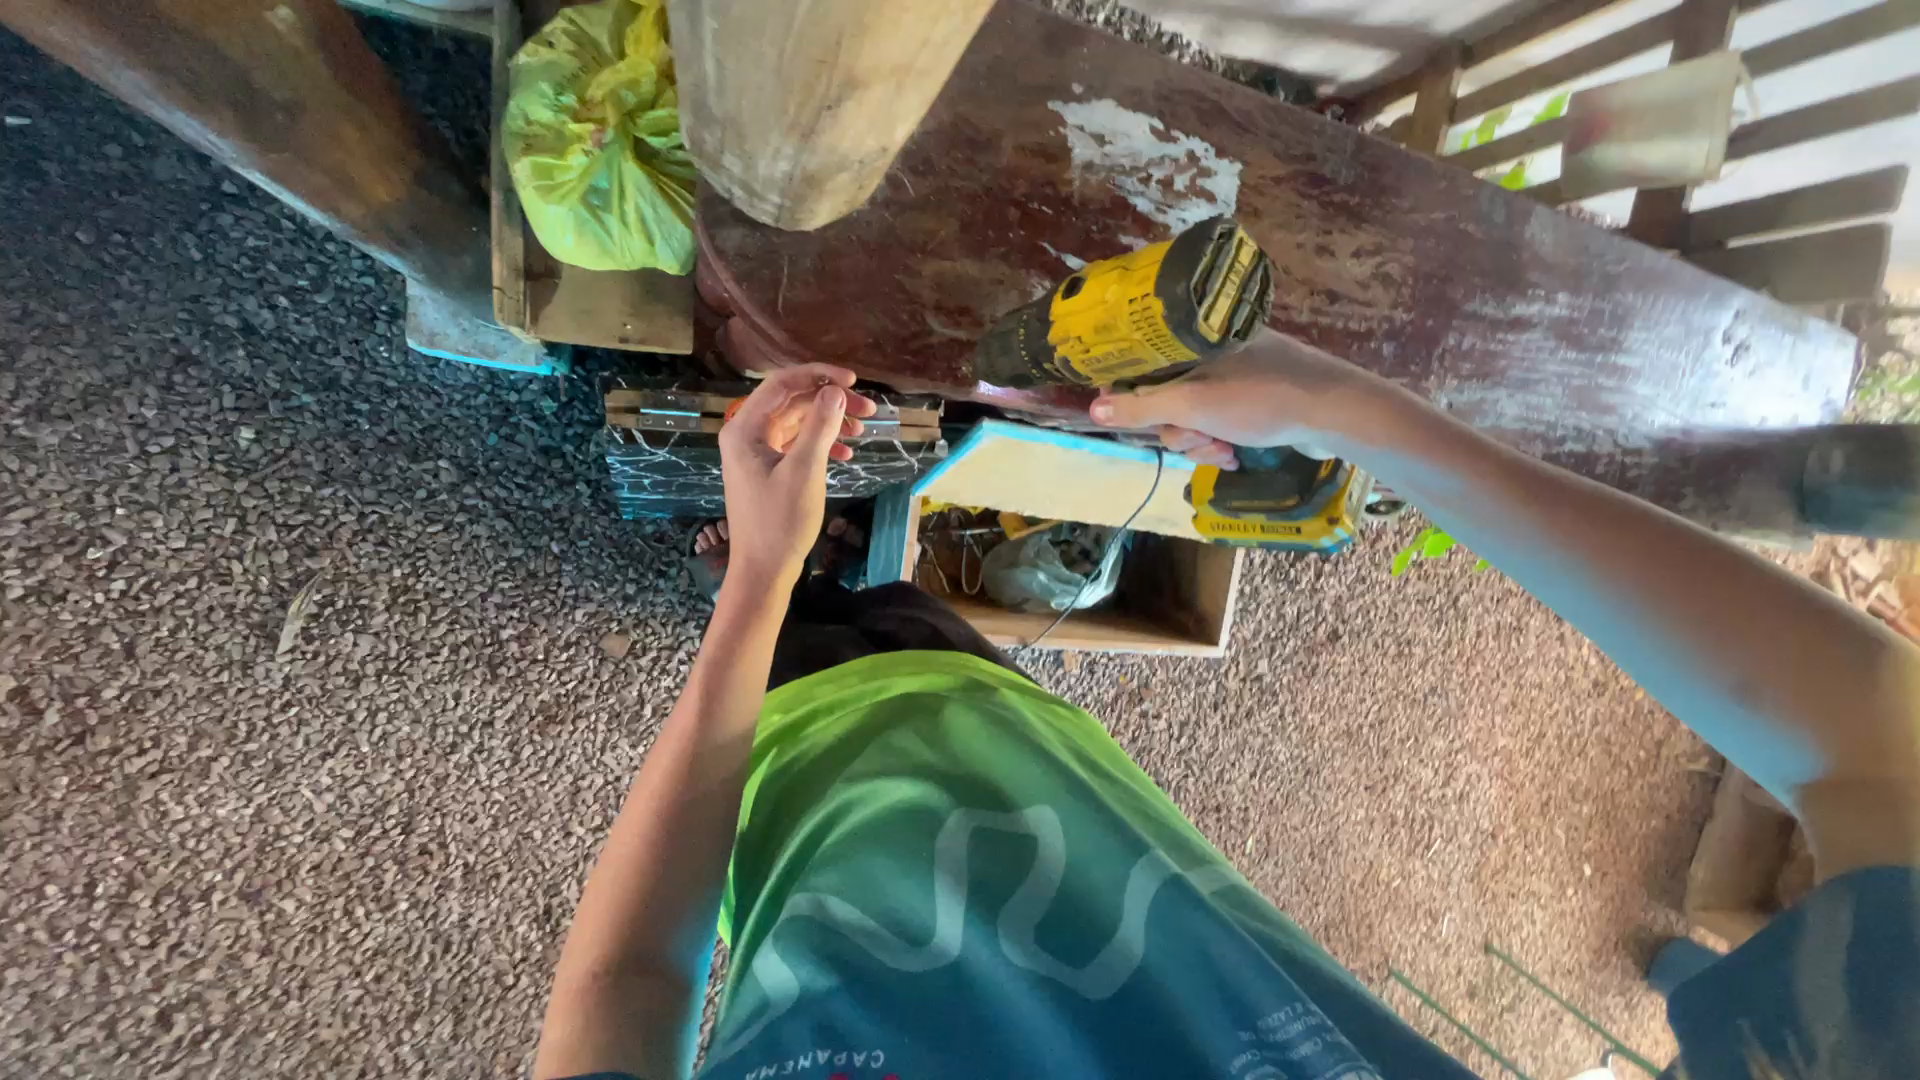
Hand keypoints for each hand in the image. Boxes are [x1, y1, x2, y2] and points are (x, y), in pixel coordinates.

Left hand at [718, 363, 877, 588]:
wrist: (764, 568)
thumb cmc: (780, 522)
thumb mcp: (805, 471)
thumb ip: (820, 427)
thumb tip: (836, 391)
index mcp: (745, 428)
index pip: (782, 384)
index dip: (819, 376)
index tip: (853, 381)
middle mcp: (746, 433)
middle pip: (793, 401)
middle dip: (830, 401)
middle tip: (869, 411)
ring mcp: (756, 452)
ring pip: (798, 422)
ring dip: (830, 422)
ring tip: (862, 431)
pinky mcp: (768, 469)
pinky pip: (797, 444)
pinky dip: (821, 443)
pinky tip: (846, 453)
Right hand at [1087, 330, 1383, 467]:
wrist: (1335, 413)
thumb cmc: (1260, 399)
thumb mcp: (1193, 405)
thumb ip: (1141, 406)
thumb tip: (1092, 407)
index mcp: (1193, 339)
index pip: (1141, 362)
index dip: (1128, 394)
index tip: (1133, 419)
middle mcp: (1209, 351)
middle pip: (1163, 397)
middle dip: (1178, 428)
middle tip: (1199, 438)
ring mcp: (1233, 375)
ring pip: (1189, 416)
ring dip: (1199, 441)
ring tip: (1224, 452)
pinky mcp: (1250, 397)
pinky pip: (1214, 421)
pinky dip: (1219, 441)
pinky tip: (1235, 455)